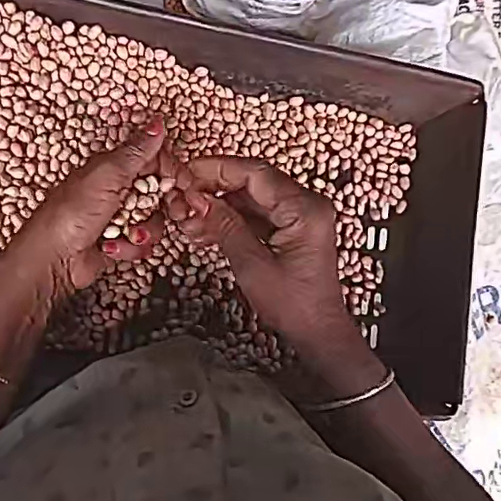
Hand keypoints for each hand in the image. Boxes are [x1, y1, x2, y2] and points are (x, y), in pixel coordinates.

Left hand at [0, 116, 166, 307]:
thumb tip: (157, 123)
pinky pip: (142, 244)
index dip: (174, 174)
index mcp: (115, 168)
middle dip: (165, 208)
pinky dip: (130, 249)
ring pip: (155, 222)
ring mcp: (120, 218)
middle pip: (161, 195)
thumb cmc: (71, 214)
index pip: (157, 163)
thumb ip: (137, 152)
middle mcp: (119, 191)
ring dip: (143, 232)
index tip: (185, 186)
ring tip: (127, 235)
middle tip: (170, 214)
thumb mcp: (108, 176)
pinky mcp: (120, 242)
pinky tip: (111, 248)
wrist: (53, 258)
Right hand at [167, 156, 380, 391]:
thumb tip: (198, 201)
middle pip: (252, 181)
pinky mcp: (292, 230)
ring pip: (252, 198)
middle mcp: (306, 205)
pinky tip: (206, 229)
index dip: (216, 169)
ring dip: (219, 206)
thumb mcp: (252, 264)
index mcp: (304, 208)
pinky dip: (232, 220)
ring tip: (189, 219)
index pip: (254, 172)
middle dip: (214, 188)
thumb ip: (225, 226)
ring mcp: (300, 217)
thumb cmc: (294, 305)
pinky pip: (258, 215)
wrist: (317, 331)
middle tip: (183, 197)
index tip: (187, 173)